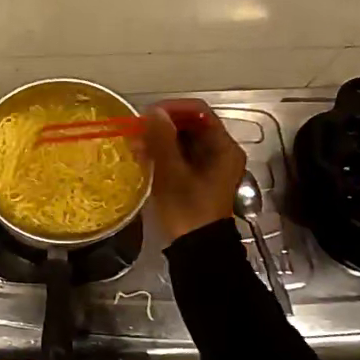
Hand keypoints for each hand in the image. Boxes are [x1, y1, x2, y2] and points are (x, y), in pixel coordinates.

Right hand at [134, 99, 246, 242]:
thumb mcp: (172, 174)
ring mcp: (209, 166)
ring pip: (183, 140)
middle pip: (190, 125)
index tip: (146, 116)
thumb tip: (153, 112)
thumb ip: (162, 140)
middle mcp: (220, 152)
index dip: (172, 109)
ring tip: (136, 146)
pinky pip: (180, 156)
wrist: (197, 251)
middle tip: (137, 133)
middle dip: (162, 125)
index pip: (199, 112)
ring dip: (159, 140)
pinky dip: (163, 154)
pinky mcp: (197, 178)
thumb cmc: (188, 210)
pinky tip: (143, 158)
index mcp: (223, 148)